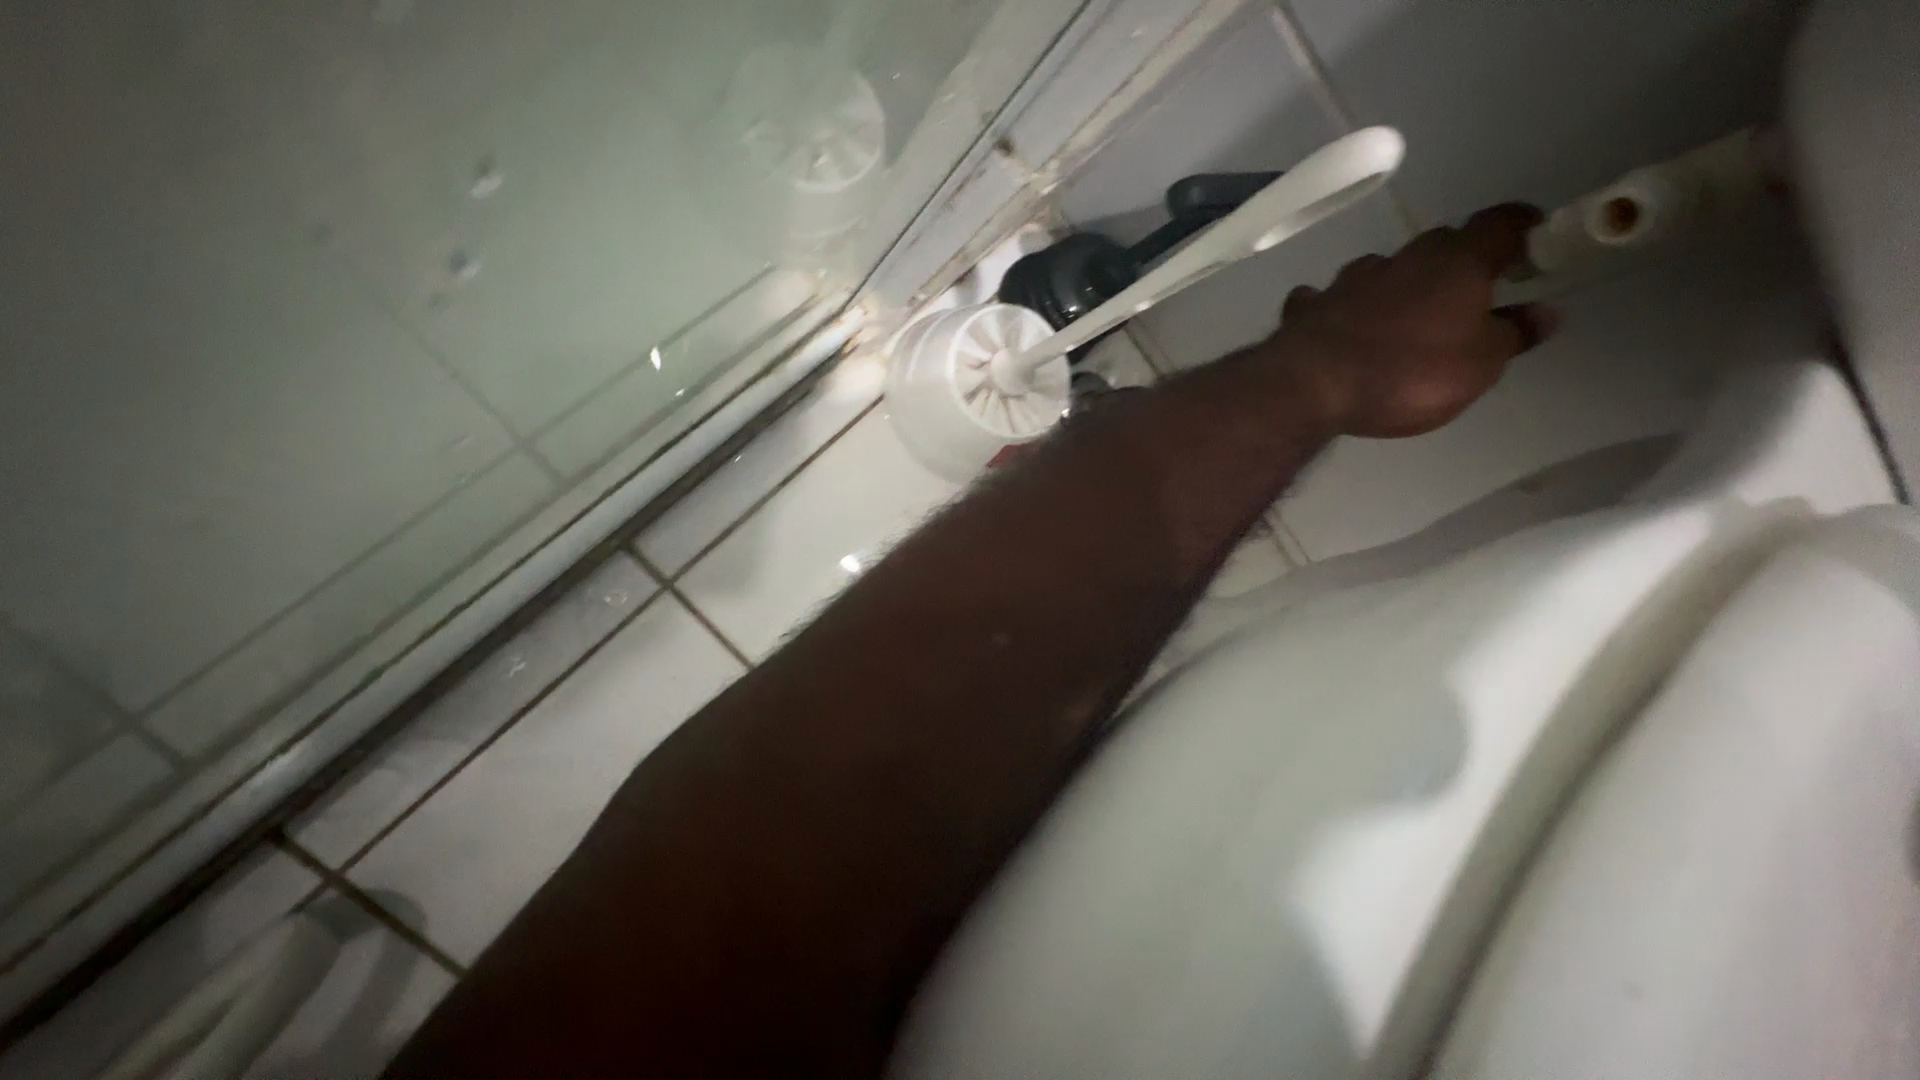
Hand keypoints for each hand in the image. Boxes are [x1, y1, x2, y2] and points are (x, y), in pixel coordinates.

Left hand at [1266, 203, 1557, 438]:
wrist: (1311, 385)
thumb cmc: (1409, 373)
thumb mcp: (1479, 364)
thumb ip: (1513, 335)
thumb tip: (1545, 312)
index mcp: (1456, 263)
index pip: (1498, 225)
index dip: (1519, 227)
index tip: (1532, 235)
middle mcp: (1401, 259)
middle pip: (1437, 245)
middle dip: (1455, 262)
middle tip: (1465, 291)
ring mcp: (1346, 281)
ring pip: (1380, 270)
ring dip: (1394, 285)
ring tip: (1401, 314)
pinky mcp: (1307, 309)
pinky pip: (1326, 299)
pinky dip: (1337, 308)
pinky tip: (1335, 322)